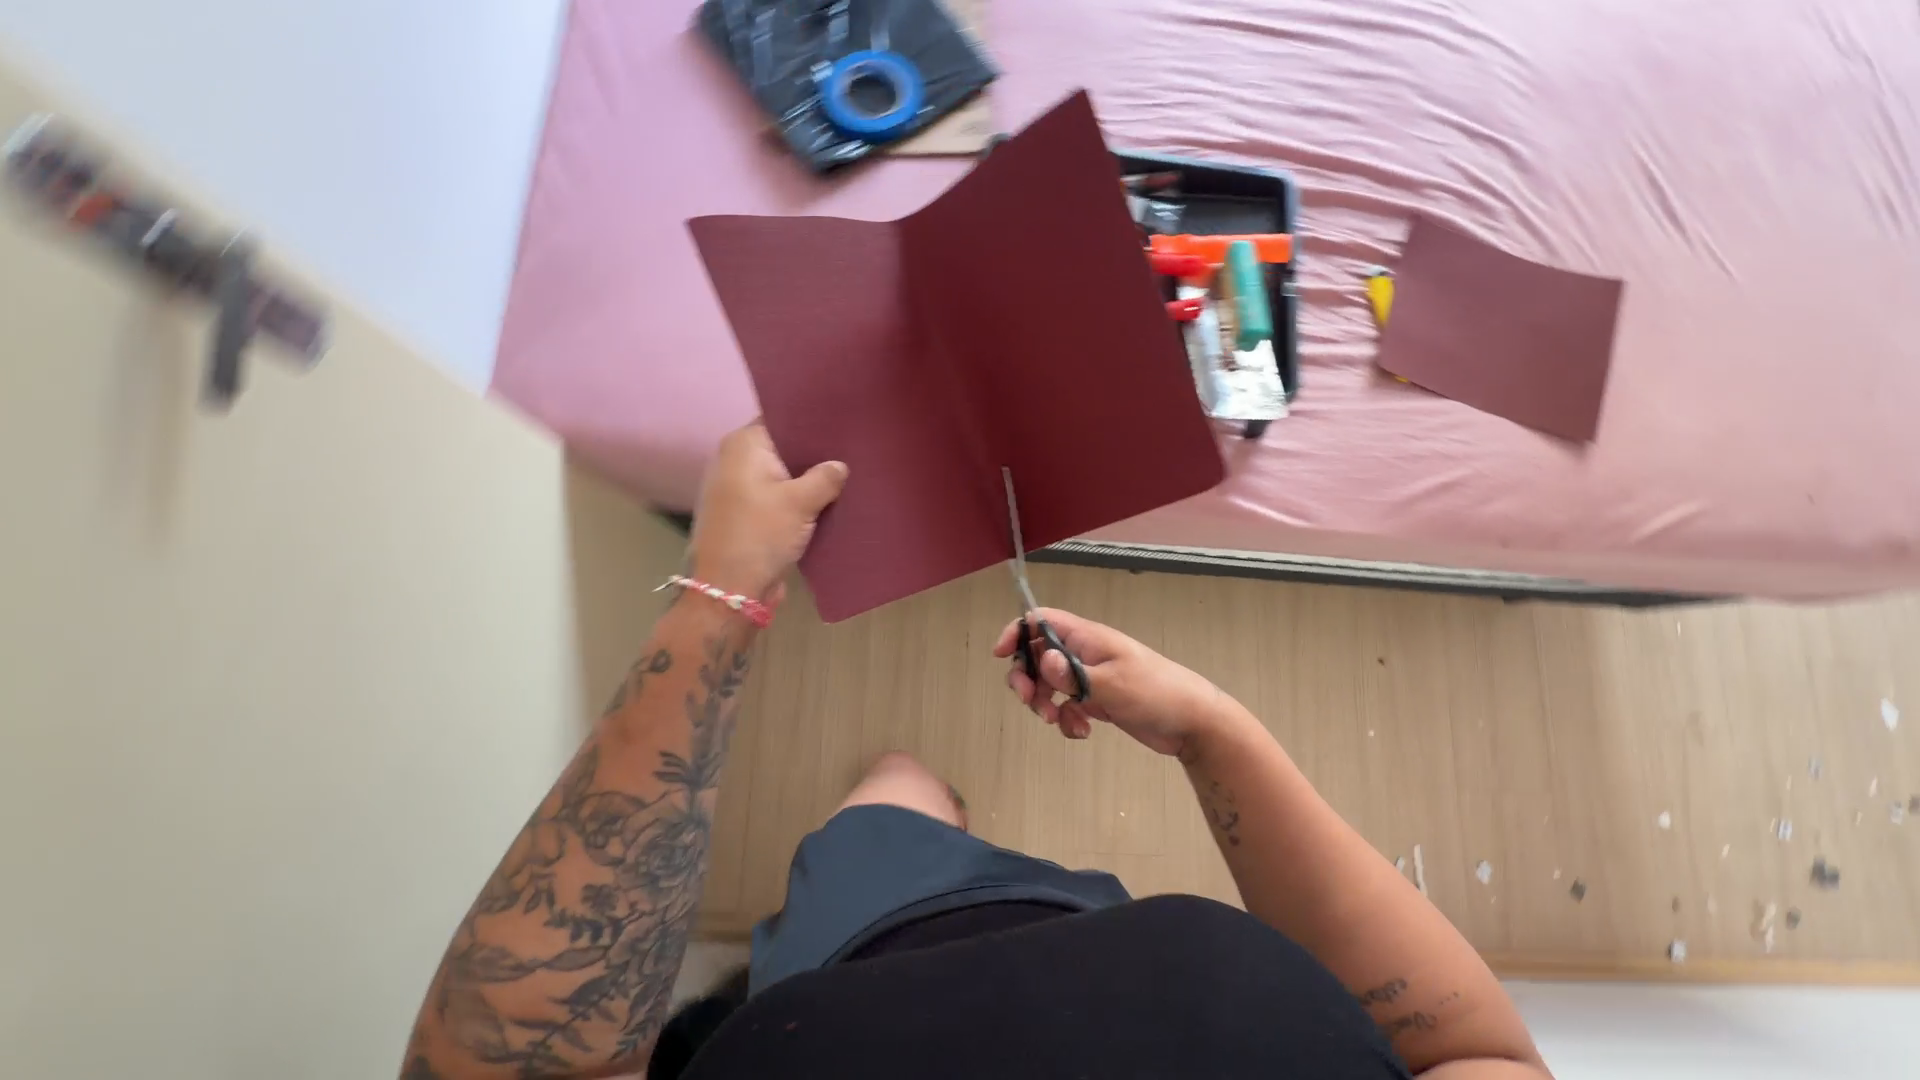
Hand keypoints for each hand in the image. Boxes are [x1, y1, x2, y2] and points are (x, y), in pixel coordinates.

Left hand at [689, 422, 847, 600]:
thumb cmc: (760, 535)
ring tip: (845, 476)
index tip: (845, 425)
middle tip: (853, 451)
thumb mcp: (800, 503)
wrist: (728, 589)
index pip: (782, 418)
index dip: (813, 421)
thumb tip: (840, 465)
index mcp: (743, 444)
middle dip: (814, 453)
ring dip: (807, 480)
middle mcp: (735, 459)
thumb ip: (825, 477)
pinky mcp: (744, 513)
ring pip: (781, 474)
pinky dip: (796, 500)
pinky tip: (826, 503)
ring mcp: (737, 488)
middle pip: (783, 446)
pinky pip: (776, 496)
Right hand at [993, 608, 1224, 757]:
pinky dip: (1067, 719)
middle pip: (1038, 655)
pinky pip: (1067, 705)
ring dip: (1046, 704)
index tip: (1001, 655)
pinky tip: (1082, 732)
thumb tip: (1043, 659)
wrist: (1191, 721)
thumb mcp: (1112, 684)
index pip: (1041, 620)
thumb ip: (1073, 674)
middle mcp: (1084, 653)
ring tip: (1060, 722)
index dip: (1017, 633)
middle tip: (1032, 703)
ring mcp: (1089, 677)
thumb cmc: (1154, 692)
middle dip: (1028, 679)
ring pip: (1050, 684)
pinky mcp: (1096, 700)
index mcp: (1087, 638)